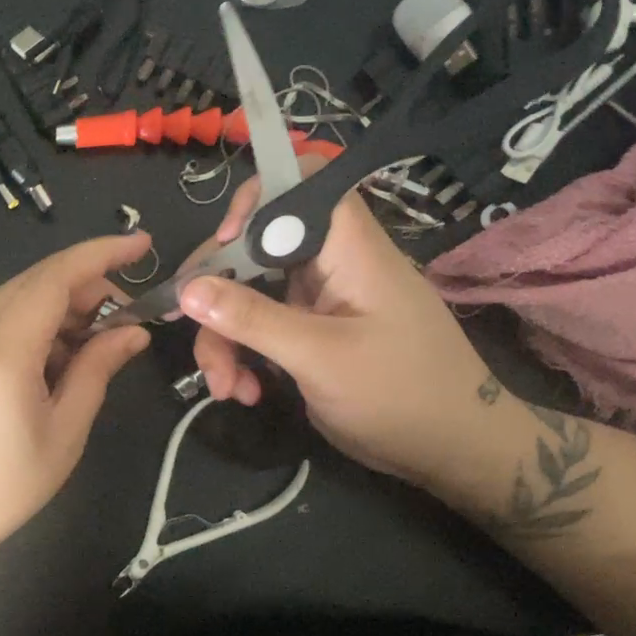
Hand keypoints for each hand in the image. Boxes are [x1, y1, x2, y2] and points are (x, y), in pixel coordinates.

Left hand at [0, 233, 152, 571]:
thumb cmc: (7, 486)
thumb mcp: (65, 431)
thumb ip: (98, 369)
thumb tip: (132, 330)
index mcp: (0, 354)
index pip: (53, 279)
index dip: (100, 255)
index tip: (140, 245)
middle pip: (32, 282)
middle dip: (83, 285)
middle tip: (122, 316)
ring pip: (10, 296)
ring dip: (55, 305)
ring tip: (89, 344)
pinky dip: (27, 321)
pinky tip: (50, 355)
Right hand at [175, 169, 493, 487]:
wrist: (448, 450)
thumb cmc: (399, 394)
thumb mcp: (319, 358)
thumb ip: (252, 320)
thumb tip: (187, 289)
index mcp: (350, 250)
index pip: (302, 186)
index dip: (257, 200)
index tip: (223, 245)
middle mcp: (332, 267)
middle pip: (255, 252)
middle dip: (219, 298)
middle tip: (198, 341)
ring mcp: (318, 304)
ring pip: (248, 299)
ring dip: (225, 342)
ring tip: (227, 389)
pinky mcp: (310, 337)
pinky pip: (260, 332)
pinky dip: (244, 359)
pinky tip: (246, 392)